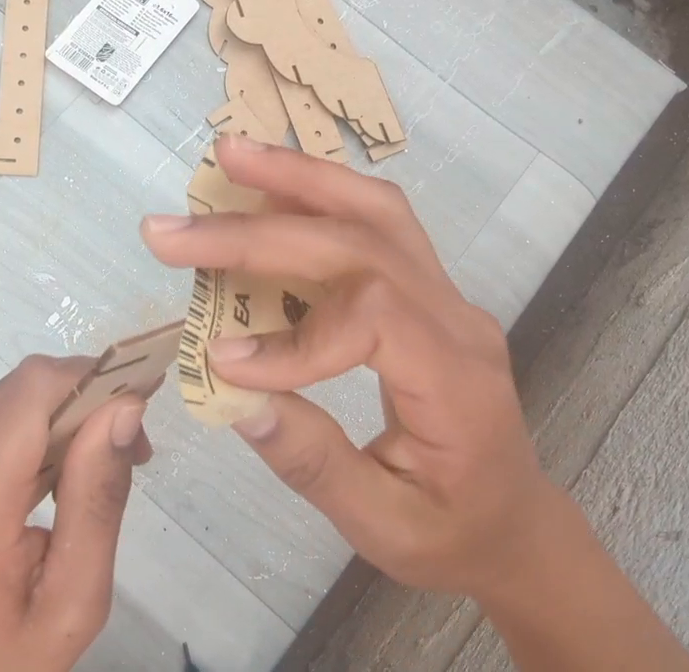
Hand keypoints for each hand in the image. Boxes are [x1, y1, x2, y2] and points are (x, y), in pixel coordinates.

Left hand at [0, 356, 153, 671]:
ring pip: (4, 399)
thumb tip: (125, 407)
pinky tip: (45, 476)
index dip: (91, 377)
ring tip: (89, 471)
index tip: (142, 397)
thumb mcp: (73, 603)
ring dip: (57, 418)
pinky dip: (26, 433)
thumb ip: (97, 500)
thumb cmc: (4, 661)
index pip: (31, 394)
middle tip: (129, 451)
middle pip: (19, 391)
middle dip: (83, 403)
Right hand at [140, 134, 560, 600]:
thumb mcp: (384, 526)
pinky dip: (316, 193)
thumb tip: (237, 397)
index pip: (373, 317)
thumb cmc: (453, 532)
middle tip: (172, 229)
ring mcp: (444, 292)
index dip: (293, 332)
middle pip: (360, 241)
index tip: (224, 361)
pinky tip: (266, 186)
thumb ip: (314, 464)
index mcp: (455, 381)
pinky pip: (374, 220)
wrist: (516, 522)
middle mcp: (456, 317)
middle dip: (258, 231)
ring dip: (297, 177)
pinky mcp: (424, 285)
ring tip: (229, 156)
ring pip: (375, 208)